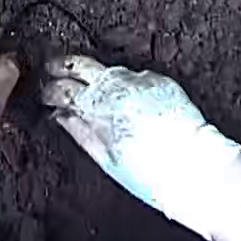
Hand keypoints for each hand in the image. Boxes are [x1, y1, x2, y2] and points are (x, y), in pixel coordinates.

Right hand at [41, 55, 240, 238]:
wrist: (196, 168)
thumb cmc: (151, 175)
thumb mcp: (107, 160)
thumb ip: (81, 133)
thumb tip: (61, 117)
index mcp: (101, 107)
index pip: (66, 89)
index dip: (51, 90)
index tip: (44, 92)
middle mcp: (118, 85)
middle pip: (83, 66)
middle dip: (64, 66)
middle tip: (51, 69)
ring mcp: (139, 79)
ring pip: (108, 70)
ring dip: (93, 75)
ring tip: (81, 82)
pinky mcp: (158, 79)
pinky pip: (133, 76)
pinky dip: (122, 84)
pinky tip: (119, 95)